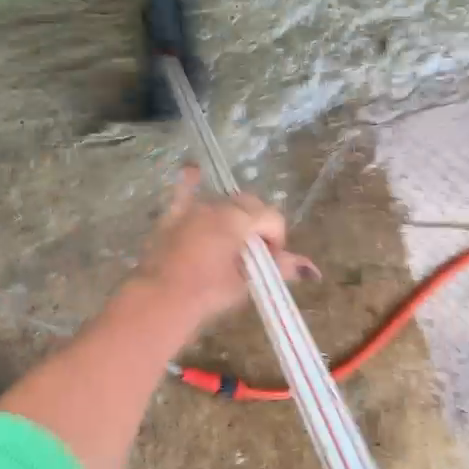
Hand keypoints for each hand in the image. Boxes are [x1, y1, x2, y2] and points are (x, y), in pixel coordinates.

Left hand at [134, 166, 317, 324]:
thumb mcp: (246, 281)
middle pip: (248, 205)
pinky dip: (189, 182)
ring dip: (232, 215)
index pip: (271, 217)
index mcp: (237, 219)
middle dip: (257, 225)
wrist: (160, 299)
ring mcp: (189, 209)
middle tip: (253, 255)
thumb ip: (278, 267)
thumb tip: (309, 268)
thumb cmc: (207, 293)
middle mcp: (214, 206)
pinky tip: (192, 170)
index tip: (270, 262)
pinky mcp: (169, 218)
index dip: (277, 239)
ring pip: (220, 201)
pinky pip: (182, 193)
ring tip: (230, 243)